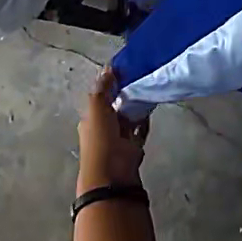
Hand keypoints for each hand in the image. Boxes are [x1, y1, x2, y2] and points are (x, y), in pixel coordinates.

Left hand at [78, 70, 148, 194]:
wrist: (113, 172)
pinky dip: (145, 120)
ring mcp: (119, 138)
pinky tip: (150, 107)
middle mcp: (104, 127)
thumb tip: (107, 67)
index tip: (123, 70)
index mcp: (91, 119)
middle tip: (138, 78)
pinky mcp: (134, 146)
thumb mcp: (96, 107)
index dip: (110, 84)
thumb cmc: (100, 138)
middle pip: (115, 106)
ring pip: (129, 116)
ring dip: (136, 106)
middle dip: (125, 94)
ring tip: (146, 89)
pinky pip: (140, 128)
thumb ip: (102, 88)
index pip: (100, 97)